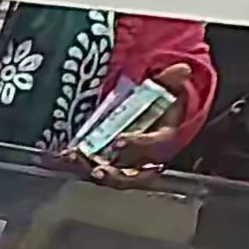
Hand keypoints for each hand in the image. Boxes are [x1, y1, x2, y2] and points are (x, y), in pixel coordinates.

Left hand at [60, 63, 192, 189]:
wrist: (149, 109)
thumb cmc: (159, 100)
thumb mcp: (167, 87)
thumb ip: (170, 80)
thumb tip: (181, 70)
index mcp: (164, 139)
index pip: (155, 146)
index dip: (139, 144)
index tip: (120, 140)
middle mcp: (144, 159)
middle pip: (131, 175)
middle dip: (114, 175)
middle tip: (98, 170)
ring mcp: (123, 166)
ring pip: (110, 177)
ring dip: (92, 172)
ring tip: (77, 162)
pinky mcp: (105, 164)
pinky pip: (92, 170)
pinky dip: (78, 165)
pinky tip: (67, 157)